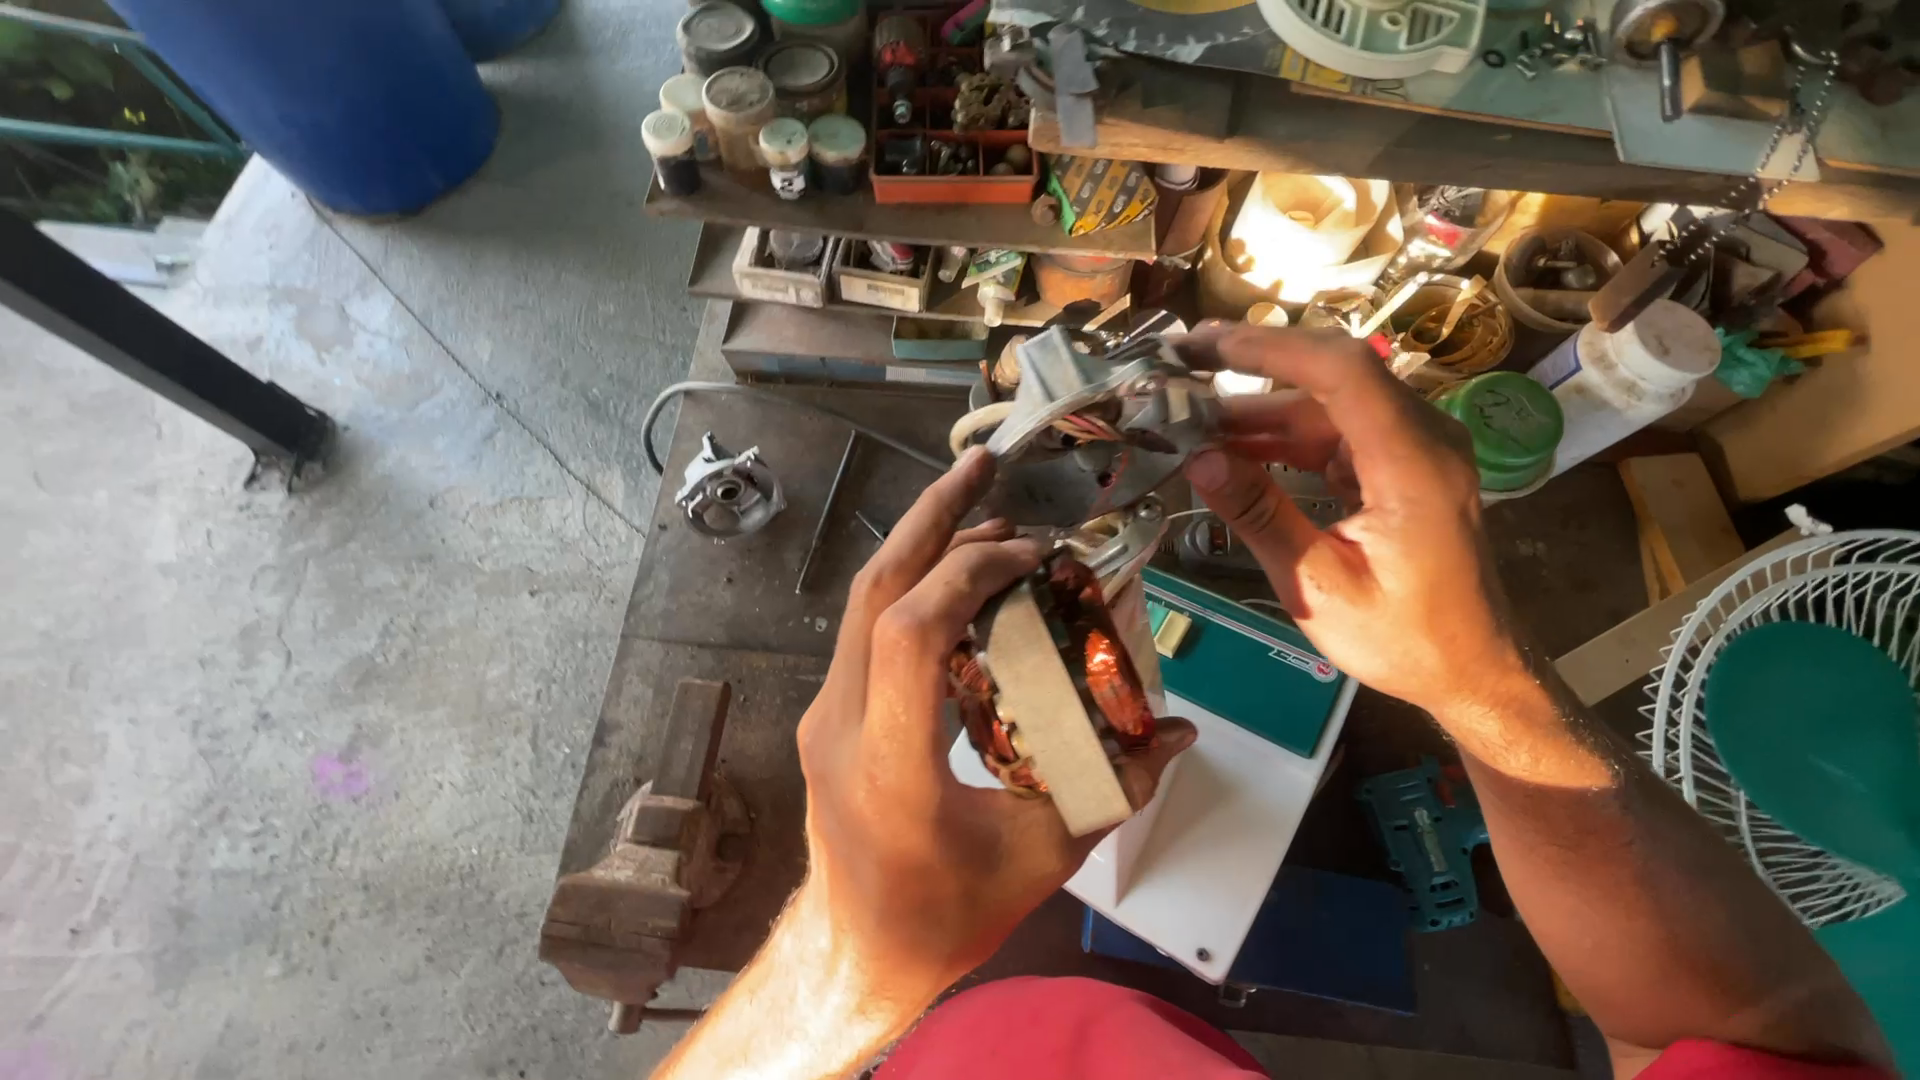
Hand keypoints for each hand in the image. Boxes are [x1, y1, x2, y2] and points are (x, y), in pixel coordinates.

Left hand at [797, 447, 1194, 1002]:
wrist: (854, 955)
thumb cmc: (945, 919)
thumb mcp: (1042, 860)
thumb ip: (1114, 788)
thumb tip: (1179, 731)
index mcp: (891, 762)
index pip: (911, 631)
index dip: (969, 574)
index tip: (1032, 556)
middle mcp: (840, 723)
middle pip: (874, 590)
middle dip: (931, 517)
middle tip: (983, 466)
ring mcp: (824, 713)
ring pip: (862, 602)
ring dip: (921, 545)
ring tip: (981, 509)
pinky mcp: (828, 713)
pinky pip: (867, 629)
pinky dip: (914, 587)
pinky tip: (958, 577)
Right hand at [1178, 325, 1527, 715]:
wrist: (1470, 668)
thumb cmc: (1402, 638)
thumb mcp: (1317, 585)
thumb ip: (1259, 516)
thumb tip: (1198, 459)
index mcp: (1411, 463)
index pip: (1342, 372)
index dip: (1270, 350)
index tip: (1204, 346)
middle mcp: (1421, 438)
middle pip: (1331, 377)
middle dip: (1254, 366)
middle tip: (1181, 364)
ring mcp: (1412, 448)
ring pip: (1326, 404)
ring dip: (1258, 410)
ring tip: (1190, 417)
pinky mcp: (1397, 465)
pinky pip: (1332, 433)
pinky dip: (1280, 438)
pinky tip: (1233, 449)